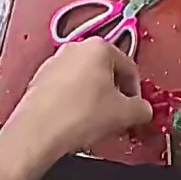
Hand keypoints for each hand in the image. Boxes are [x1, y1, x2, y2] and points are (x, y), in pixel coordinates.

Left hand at [1, 38, 153, 166]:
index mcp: (99, 47)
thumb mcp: (125, 114)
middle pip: (106, 71)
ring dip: (94, 98)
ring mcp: (54, 63)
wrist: (37, 133)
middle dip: (114, 94)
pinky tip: (75, 122)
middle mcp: (75, 48)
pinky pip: (65, 88)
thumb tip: (143, 110)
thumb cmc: (81, 115)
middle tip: (117, 115)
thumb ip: (142, 108)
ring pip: (85, 79)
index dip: (136, 91)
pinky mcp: (39, 80)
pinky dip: (74, 101)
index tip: (135, 108)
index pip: (129, 68)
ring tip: (95, 121)